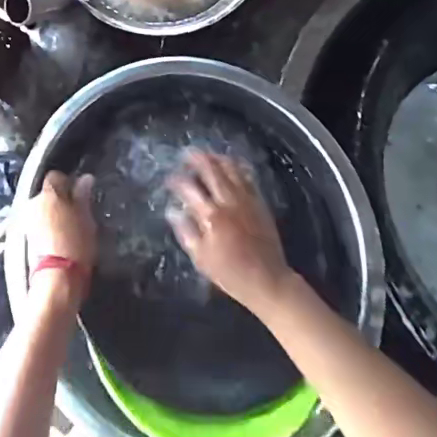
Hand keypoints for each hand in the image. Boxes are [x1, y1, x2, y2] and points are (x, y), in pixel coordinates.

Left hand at [27, 171, 96, 299]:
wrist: (55, 278)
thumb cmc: (76, 244)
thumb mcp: (86, 219)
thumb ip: (83, 196)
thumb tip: (85, 178)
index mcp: (49, 193)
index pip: (55, 176)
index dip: (67, 183)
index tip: (78, 196)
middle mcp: (32, 201)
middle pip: (46, 194)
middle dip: (57, 200)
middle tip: (73, 214)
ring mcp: (24, 220)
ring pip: (39, 210)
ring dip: (49, 215)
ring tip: (63, 230)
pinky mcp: (20, 237)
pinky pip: (35, 225)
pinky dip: (43, 228)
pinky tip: (53, 240)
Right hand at [167, 150, 295, 311]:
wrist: (268, 281)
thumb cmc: (231, 274)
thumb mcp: (201, 258)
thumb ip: (186, 231)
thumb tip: (172, 211)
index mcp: (211, 216)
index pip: (189, 188)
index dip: (176, 180)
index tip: (169, 180)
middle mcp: (228, 202)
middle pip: (211, 170)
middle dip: (196, 158)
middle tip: (186, 154)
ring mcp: (246, 199)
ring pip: (230, 168)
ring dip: (216, 158)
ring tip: (206, 155)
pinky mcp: (259, 202)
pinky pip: (247, 176)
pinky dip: (236, 166)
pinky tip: (229, 164)